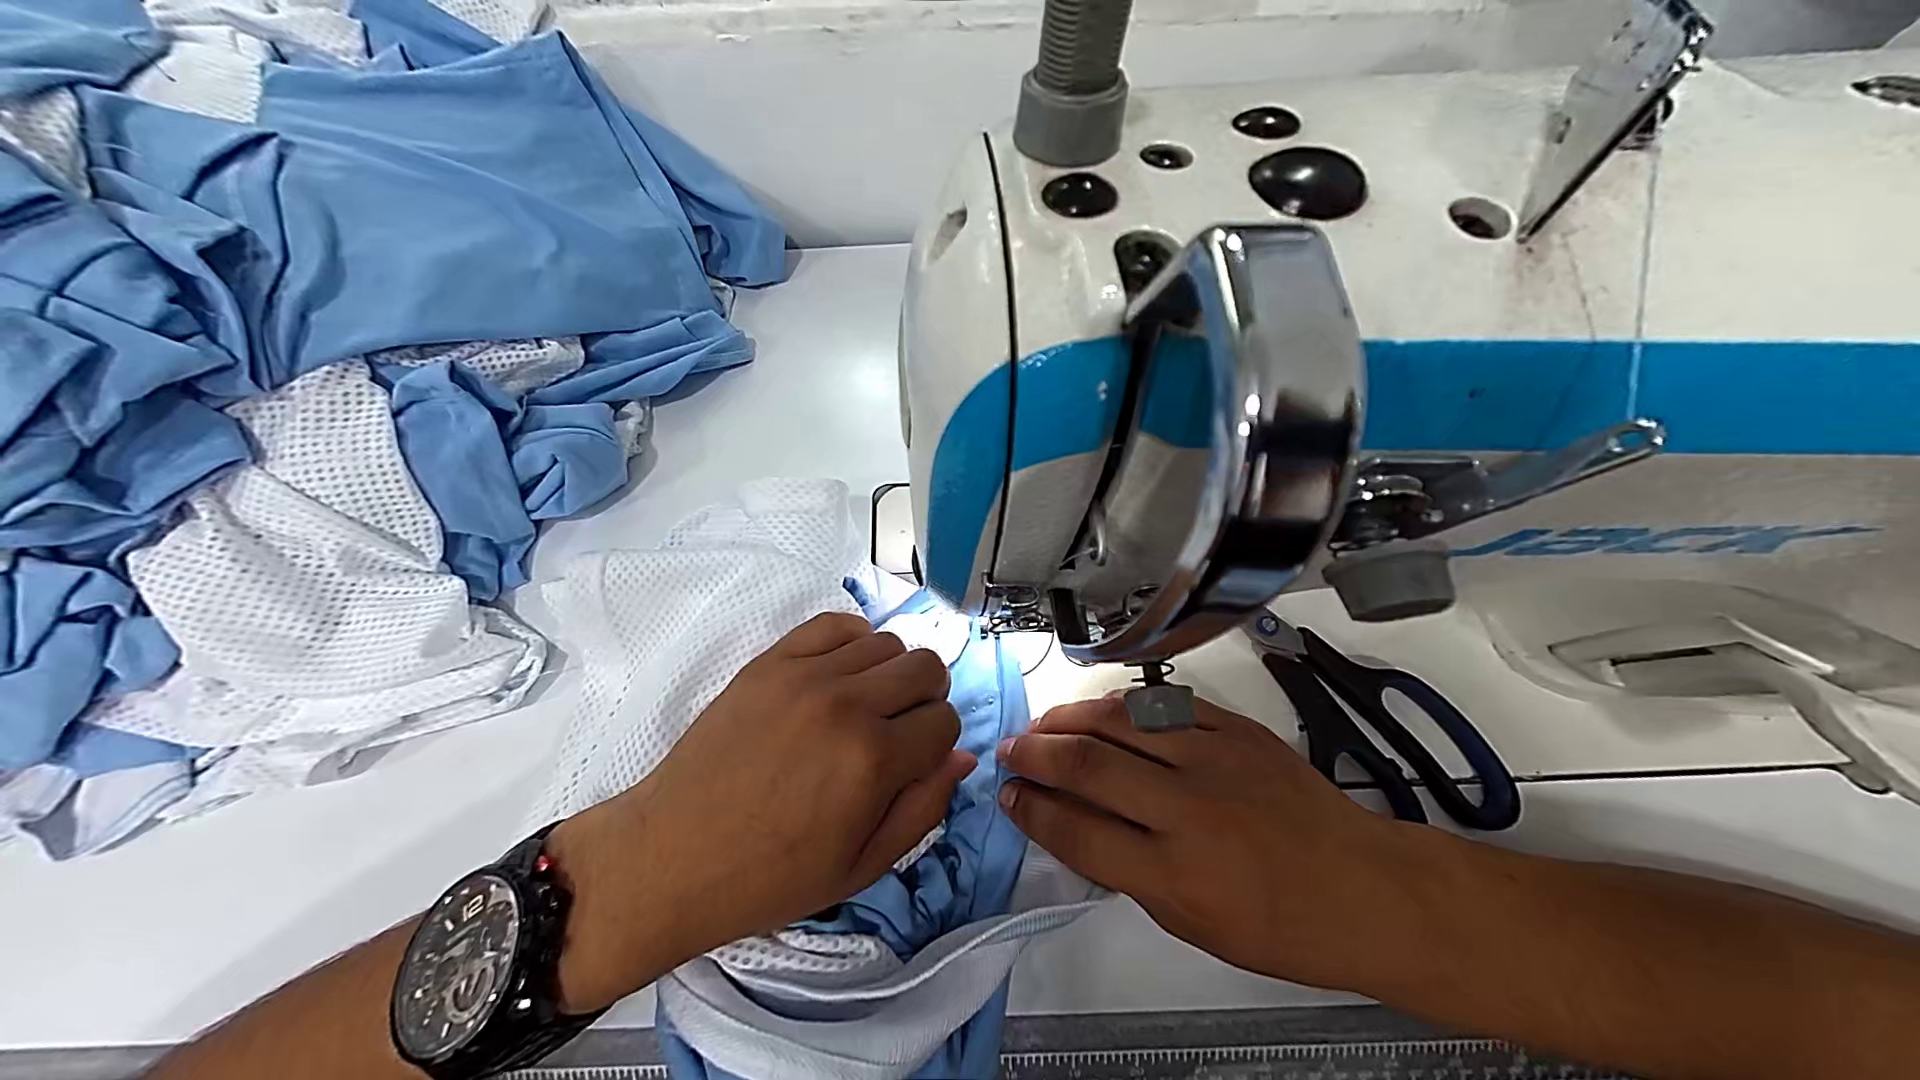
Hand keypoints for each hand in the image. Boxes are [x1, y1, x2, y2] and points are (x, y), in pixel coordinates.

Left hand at [547, 613, 973, 1010]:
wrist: (671, 855)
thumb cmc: (771, 876)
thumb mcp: (862, 867)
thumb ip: (924, 808)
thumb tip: (962, 756)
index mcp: (874, 761)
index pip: (946, 720)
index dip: (938, 743)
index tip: (915, 761)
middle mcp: (847, 705)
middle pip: (927, 666)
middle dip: (927, 699)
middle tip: (898, 730)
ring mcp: (805, 675)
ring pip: (887, 643)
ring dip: (890, 673)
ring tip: (864, 707)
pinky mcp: (770, 661)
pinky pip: (836, 624)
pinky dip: (853, 642)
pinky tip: (841, 674)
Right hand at [997, 695, 1427, 990]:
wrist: (1366, 887)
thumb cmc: (1280, 926)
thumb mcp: (1191, 923)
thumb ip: (1128, 870)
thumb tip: (1074, 824)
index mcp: (1176, 874)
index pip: (1078, 833)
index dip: (1032, 811)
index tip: (1009, 796)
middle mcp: (1189, 810)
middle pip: (1088, 766)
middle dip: (1035, 754)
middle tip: (1009, 750)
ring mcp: (1215, 759)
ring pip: (1120, 721)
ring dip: (1070, 718)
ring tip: (1043, 722)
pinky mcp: (1237, 729)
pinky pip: (1165, 705)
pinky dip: (1123, 705)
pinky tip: (1101, 709)